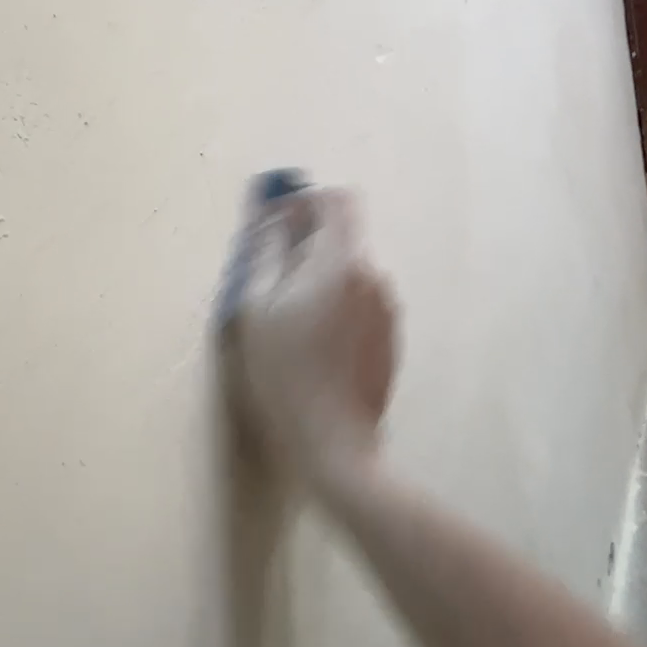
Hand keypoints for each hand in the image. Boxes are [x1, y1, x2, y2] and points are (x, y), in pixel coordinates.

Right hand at [228, 188, 398, 488]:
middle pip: (343, 235)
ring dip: (321, 274)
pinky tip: (315, 343)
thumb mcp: (256, 309)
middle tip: (272, 275)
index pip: (339, 201)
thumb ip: (263, 252)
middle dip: (307, 242)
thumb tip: (269, 218)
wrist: (336, 444)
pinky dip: (336, 302)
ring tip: (290, 316)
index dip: (307, 202)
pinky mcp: (390, 335)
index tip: (279, 224)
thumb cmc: (286, 373)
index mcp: (342, 263)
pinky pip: (360, 298)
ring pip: (349, 269)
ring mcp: (387, 307)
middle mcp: (373, 276)